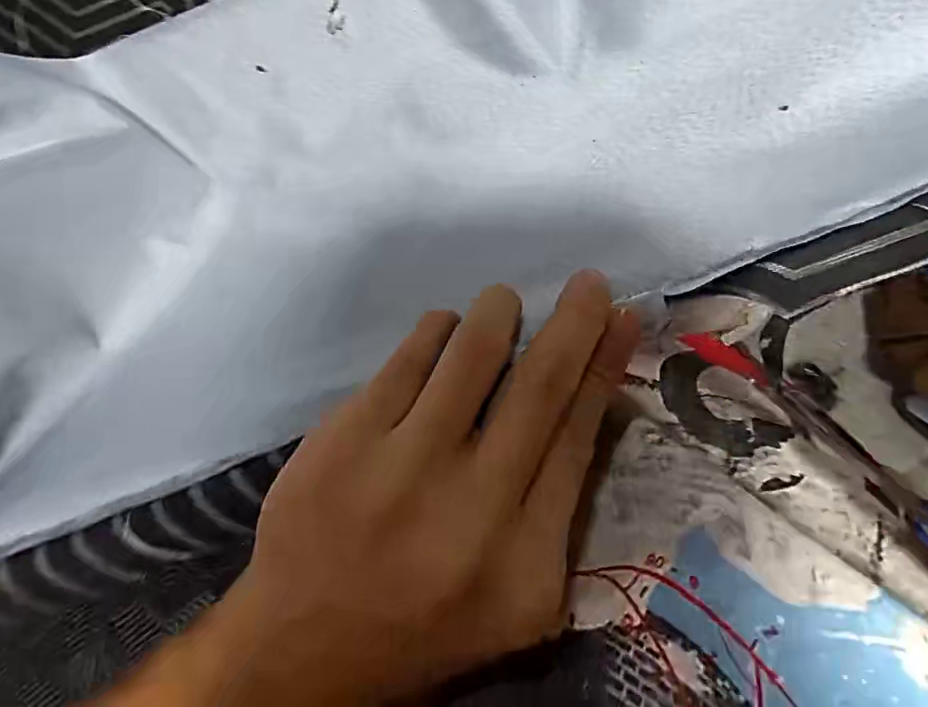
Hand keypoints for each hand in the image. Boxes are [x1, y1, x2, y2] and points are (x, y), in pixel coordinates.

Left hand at [97, 270, 641, 705]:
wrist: (305, 644)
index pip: (580, 437)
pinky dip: (437, 329)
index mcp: (526, 560)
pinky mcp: (347, 436)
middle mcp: (473, 508)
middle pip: (541, 386)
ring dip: (499, 313)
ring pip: (473, 353)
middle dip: (575, 322)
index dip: (606, 367)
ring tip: (503, 302)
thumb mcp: (516, 596)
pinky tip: (443, 328)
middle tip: (589, 282)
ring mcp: (403, 466)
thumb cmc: (424, 618)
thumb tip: (590, 397)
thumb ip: (556, 506)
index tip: (622, 319)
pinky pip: (409, 356)